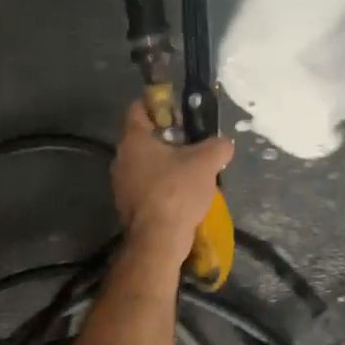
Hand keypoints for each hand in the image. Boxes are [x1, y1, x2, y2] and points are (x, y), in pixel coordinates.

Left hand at [111, 102, 233, 256]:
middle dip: (170, 137)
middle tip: (194, 143)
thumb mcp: (206, 162)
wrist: (158, 240)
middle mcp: (121, 157)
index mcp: (133, 139)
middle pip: (144, 136)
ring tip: (194, 171)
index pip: (138, 107)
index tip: (180, 112)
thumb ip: (218, 145)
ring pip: (147, 162)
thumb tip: (224, 144)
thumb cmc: (177, 191)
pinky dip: (164, 184)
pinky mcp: (129, 205)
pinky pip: (148, 185)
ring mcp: (122, 183)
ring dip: (168, 163)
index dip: (159, 104)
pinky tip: (185, 194)